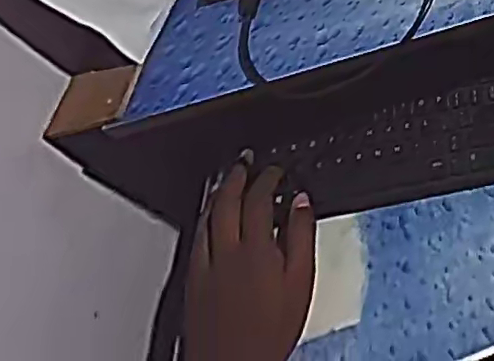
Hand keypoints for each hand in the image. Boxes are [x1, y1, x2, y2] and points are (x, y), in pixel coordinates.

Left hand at [184, 161, 315, 360]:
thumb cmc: (270, 332)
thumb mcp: (301, 282)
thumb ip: (301, 236)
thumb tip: (301, 202)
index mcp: (256, 249)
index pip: (259, 198)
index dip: (268, 178)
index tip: (276, 171)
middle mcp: (227, 252)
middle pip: (227, 199)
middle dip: (237, 175)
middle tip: (246, 161)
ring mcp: (206, 266)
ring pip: (207, 215)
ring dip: (218, 192)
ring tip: (228, 180)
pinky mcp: (192, 282)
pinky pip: (196, 237)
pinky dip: (204, 218)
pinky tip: (211, 217)